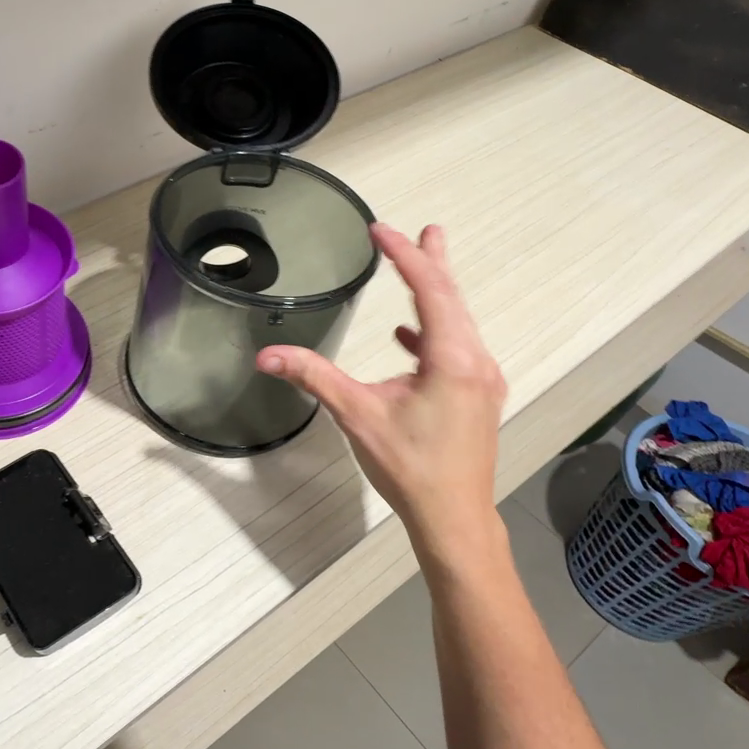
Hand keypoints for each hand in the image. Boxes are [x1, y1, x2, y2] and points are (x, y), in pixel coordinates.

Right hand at [257, 223, 508, 570]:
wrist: (454, 519)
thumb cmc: (409, 467)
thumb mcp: (357, 416)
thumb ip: (314, 377)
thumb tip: (267, 355)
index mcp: (452, 359)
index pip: (429, 290)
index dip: (405, 256)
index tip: (380, 231)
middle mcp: (476, 362)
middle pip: (452, 299)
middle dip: (434, 262)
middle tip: (428, 228)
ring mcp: (482, 381)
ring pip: (459, 322)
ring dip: (438, 292)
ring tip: (427, 262)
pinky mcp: (478, 398)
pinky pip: (458, 348)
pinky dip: (434, 332)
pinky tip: (409, 337)